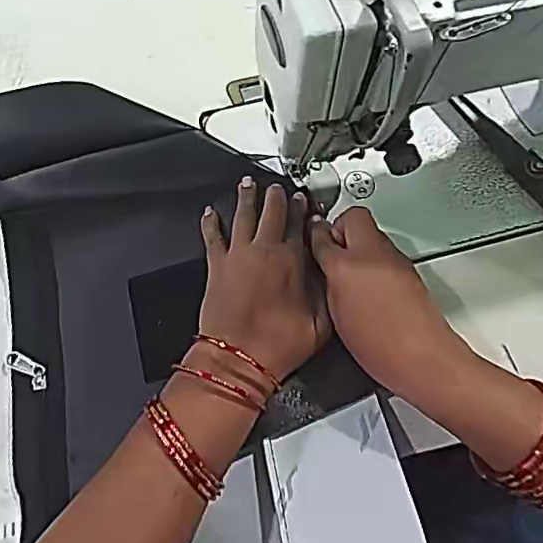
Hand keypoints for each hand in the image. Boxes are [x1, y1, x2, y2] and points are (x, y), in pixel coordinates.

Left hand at [198, 179, 331, 382]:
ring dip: (247, 198)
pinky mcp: (217, 266)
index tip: (304, 201)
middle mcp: (264, 251)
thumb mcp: (320, 324)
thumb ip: (327, 294)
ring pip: (243, 216)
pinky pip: (213, 236)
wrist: (238, 358)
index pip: (300, 226)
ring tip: (248, 184)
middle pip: (272, 213)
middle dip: (276, 197)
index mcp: (292, 261)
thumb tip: (331, 279)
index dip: (303, 211)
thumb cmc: (277, 345)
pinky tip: (210, 213)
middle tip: (278, 187)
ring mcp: (238, 255)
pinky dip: (211, 222)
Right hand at [308, 207, 475, 402]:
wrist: (424, 360)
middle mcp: (375, 254)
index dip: (315, 235)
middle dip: (340, 230)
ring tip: (351, 274)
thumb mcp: (337, 314)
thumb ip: (327, 281)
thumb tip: (324, 265)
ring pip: (371, 235)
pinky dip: (374, 262)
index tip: (312, 239)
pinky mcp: (410, 271)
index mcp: (347, 264)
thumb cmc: (383, 346)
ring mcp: (396, 260)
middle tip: (332, 250)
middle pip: (354, 219)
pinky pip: (385, 254)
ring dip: (359, 248)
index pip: (323, 232)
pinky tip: (370, 288)